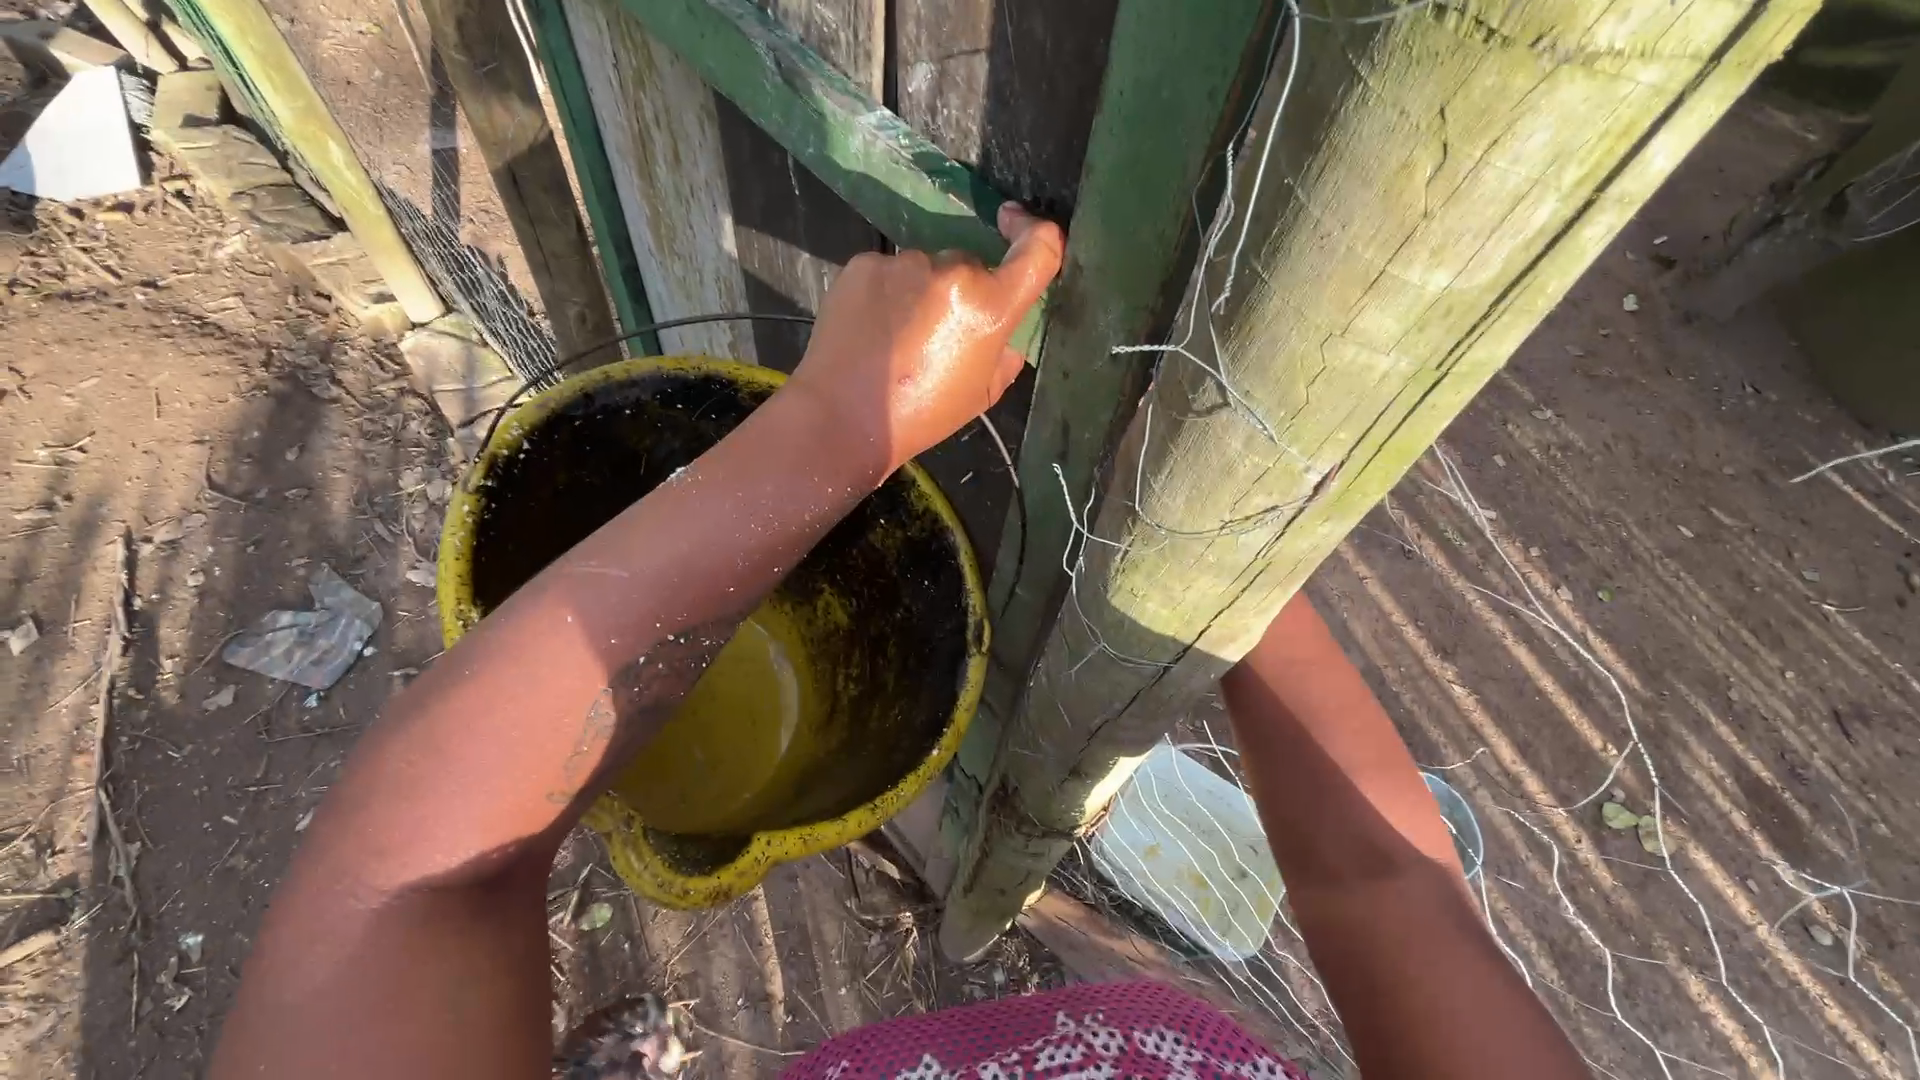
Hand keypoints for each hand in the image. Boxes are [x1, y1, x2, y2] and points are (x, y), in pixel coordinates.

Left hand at [786, 203, 1063, 472]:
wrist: (842, 416)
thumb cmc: (921, 414)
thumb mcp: (982, 393)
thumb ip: (1006, 354)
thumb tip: (1006, 333)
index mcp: (988, 306)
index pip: (1037, 249)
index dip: (1040, 232)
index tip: (1017, 225)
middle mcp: (950, 271)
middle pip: (970, 265)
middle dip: (964, 291)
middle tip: (940, 336)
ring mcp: (903, 262)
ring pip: (927, 268)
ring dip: (923, 291)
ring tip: (901, 337)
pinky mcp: (865, 264)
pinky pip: (891, 271)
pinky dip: (889, 293)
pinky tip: (875, 328)